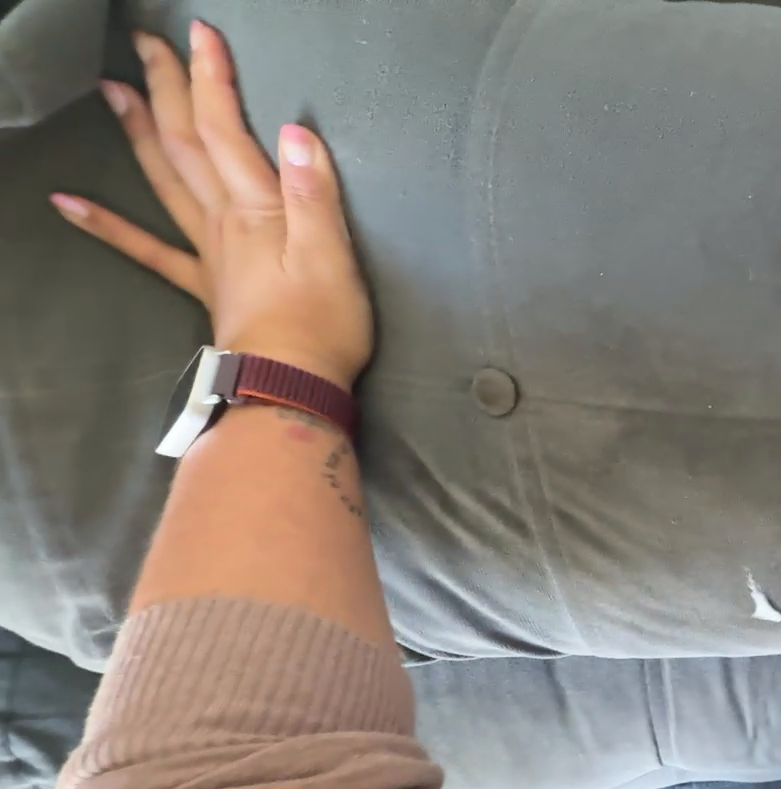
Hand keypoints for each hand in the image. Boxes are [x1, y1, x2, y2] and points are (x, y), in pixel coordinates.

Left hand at [49, 22, 372, 389]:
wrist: (291, 379)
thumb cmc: (324, 322)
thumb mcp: (335, 256)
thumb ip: (315, 196)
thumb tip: (296, 134)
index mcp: (259, 211)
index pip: (229, 134)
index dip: (215, 83)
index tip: (203, 36)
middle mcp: (224, 221)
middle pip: (189, 146)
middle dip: (170, 91)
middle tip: (145, 44)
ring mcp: (210, 253)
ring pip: (165, 182)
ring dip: (138, 134)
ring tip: (112, 91)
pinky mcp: (207, 285)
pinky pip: (148, 250)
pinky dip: (106, 226)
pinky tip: (65, 203)